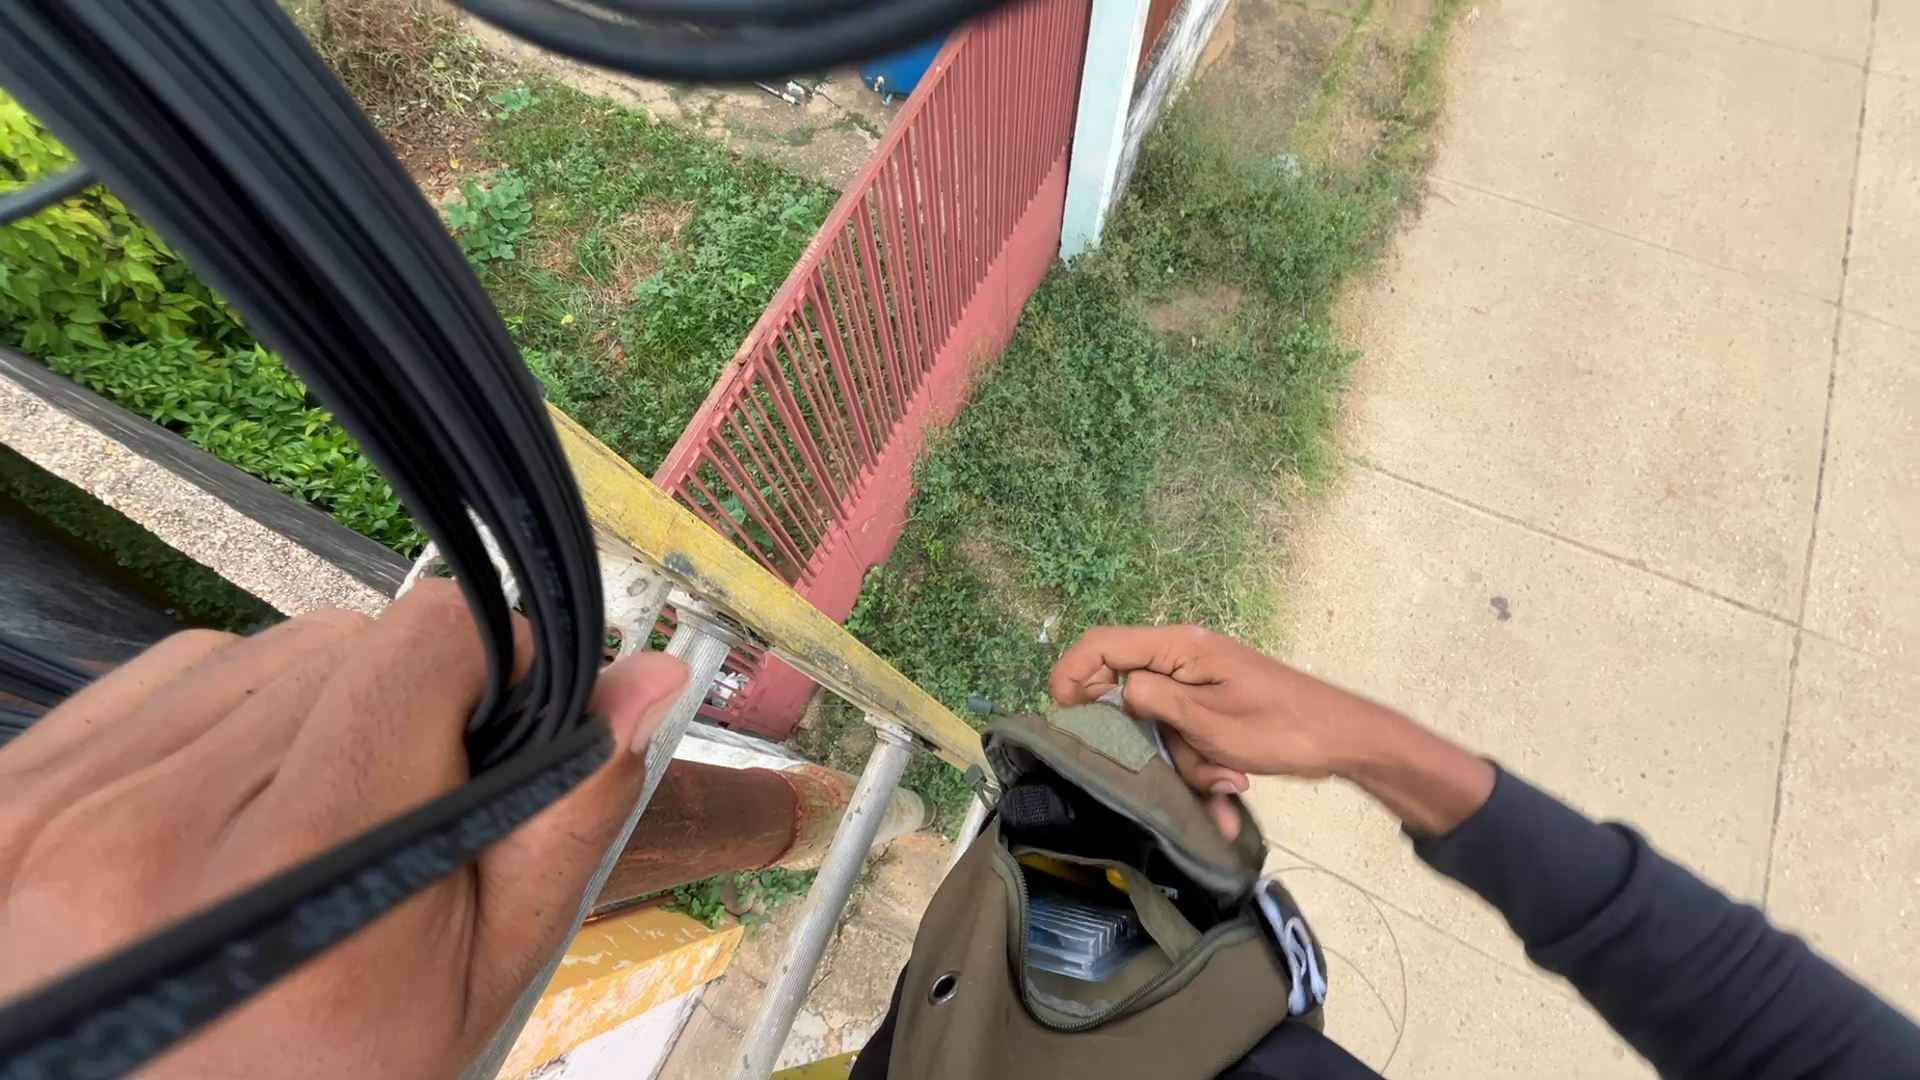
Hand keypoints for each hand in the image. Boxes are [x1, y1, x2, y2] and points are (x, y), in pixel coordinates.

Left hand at [0, 580, 689, 1079]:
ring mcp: (43, 807)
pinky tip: (256, 792)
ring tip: (336, 803)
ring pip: (275, 646)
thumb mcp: (499, 956)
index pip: (430, 639)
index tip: (499, 725)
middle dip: (416, 695)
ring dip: (336, 699)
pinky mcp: (3, 790)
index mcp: (294, 864)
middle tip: (415, 799)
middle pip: (356, 639)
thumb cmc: (348, 1059)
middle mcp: (141, 825)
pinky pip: (184, 667)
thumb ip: (577, 804)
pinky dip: (249, 708)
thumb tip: (652, 677)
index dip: (496, 660)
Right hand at [1050, 625, 1492, 838]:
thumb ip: (1152, 701)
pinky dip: (1199, 762)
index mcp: (1179, 647)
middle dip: (1141, 735)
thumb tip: (1116, 695)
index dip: (1071, 673)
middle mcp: (1182, 655)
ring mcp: (1197, 680)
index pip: (1102, 644)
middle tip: (1158, 765)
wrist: (1348, 739)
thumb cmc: (1282, 726)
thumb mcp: (1210, 721)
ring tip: (1223, 783)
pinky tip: (1227, 796)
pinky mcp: (1211, 703)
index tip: (1063, 716)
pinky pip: (1185, 732)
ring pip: (1157, 719)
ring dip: (1182, 758)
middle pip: (1126, 686)